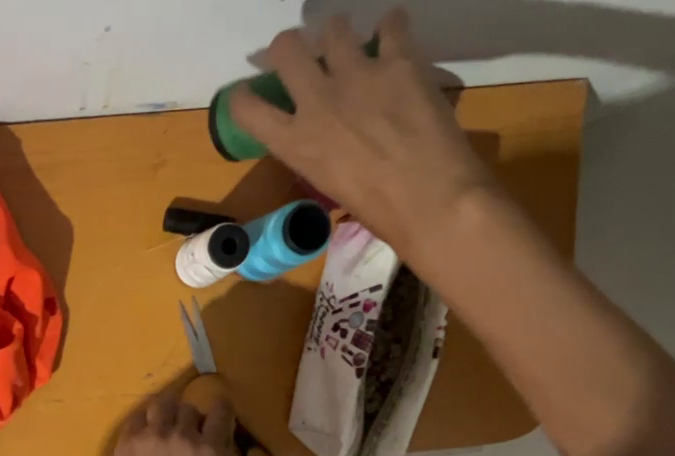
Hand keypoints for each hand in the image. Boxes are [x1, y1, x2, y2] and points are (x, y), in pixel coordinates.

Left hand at [77, 391, 234, 455]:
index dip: (219, 410)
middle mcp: (183, 436)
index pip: (221, 413)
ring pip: (164, 403)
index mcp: (207, 454)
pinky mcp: (129, 434)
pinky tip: (141, 433)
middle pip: (189, 408)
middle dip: (186, 418)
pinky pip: (140, 414)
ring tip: (160, 424)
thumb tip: (195, 452)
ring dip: (165, 411)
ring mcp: (154, 432)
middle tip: (180, 431)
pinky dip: (143, 420)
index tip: (215, 413)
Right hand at [230, 10, 501, 264]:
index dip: (243, 96)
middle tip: (305, 56)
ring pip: (334, 28)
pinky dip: (392, 27)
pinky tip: (395, 39)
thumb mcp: (329, 185)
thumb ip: (316, 151)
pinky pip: (391, 24)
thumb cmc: (380, 212)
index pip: (246, 108)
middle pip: (286, 48)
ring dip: (339, 35)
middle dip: (290, 48)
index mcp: (295, 143)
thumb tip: (324, 136)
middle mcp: (317, 101)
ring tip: (353, 47)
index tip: (250, 92)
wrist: (431, 200)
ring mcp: (357, 75)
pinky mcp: (398, 61)